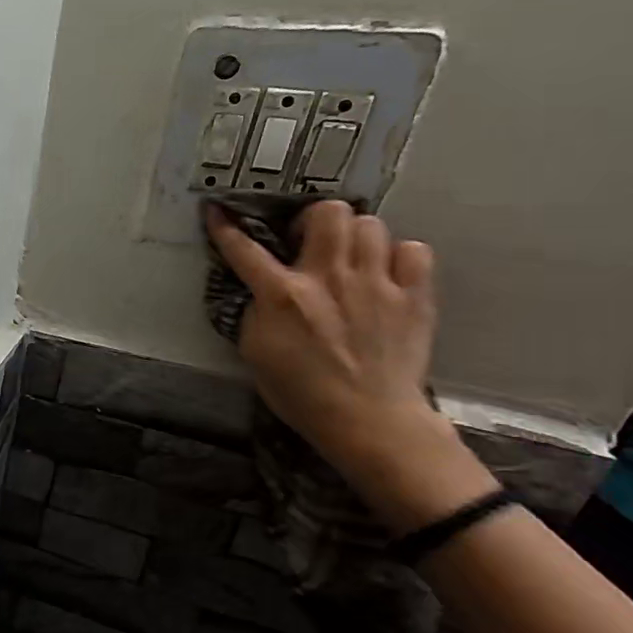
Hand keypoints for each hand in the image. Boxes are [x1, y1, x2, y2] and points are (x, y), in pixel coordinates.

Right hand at [206, 201, 493, 527]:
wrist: (369, 422)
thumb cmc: (303, 394)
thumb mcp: (257, 355)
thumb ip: (255, 314)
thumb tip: (259, 289)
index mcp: (284, 297)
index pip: (245, 250)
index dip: (226, 228)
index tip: (218, 211)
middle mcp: (329, 278)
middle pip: (327, 212)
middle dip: (315, 219)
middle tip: (311, 243)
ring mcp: (377, 283)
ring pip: (371, 224)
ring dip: (356, 239)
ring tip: (352, 262)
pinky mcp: (414, 295)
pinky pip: (412, 250)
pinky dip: (398, 258)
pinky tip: (387, 278)